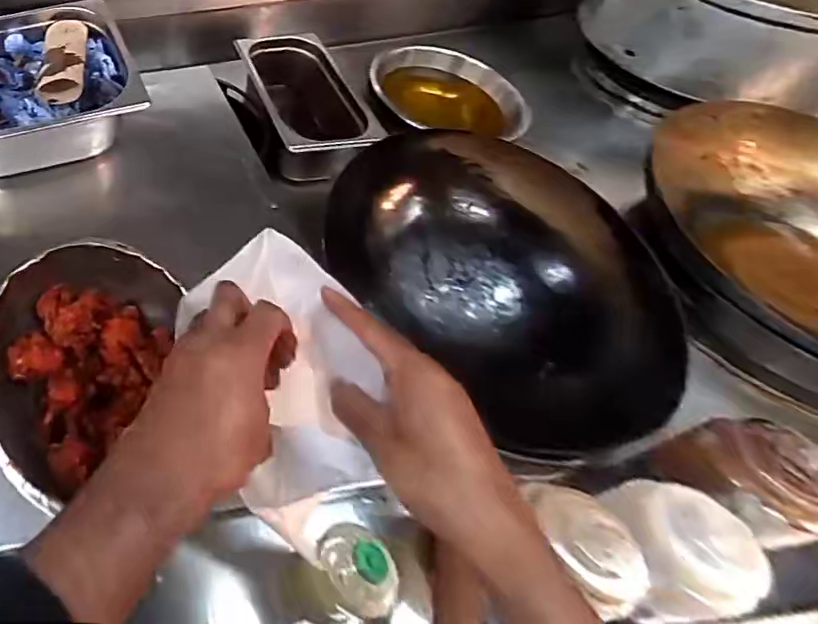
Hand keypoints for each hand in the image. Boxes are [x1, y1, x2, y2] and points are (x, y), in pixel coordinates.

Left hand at [25, 281, 293, 621]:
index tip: (285, 355)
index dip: (282, 326)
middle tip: (259, 349)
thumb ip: (261, 398)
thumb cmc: (220, 453)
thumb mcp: (260, 433)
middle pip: (229, 294)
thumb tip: (256, 395)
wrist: (161, 469)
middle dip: (248, 311)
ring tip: (237, 373)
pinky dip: (207, 353)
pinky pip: (193, 343)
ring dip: (225, 333)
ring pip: (207, 318)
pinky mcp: (167, 365)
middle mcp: (209, 338)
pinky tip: (215, 388)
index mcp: (240, 349)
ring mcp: (183, 349)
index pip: (267, 312)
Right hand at [322, 289, 597, 623]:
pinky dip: (389, 378)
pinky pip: (413, 383)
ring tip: (346, 351)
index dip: (348, 312)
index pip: (375, 332)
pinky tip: (376, 391)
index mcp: (416, 373)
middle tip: (330, 318)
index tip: (325, 291)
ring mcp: (449, 396)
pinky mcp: (454, 417)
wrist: (492, 525)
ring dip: (375, 356)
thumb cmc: (432, 476)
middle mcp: (435, 376)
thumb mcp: (382, 442)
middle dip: (361, 331)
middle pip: (391, 344)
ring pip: (403, 365)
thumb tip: (338, 384)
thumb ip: (355, 407)